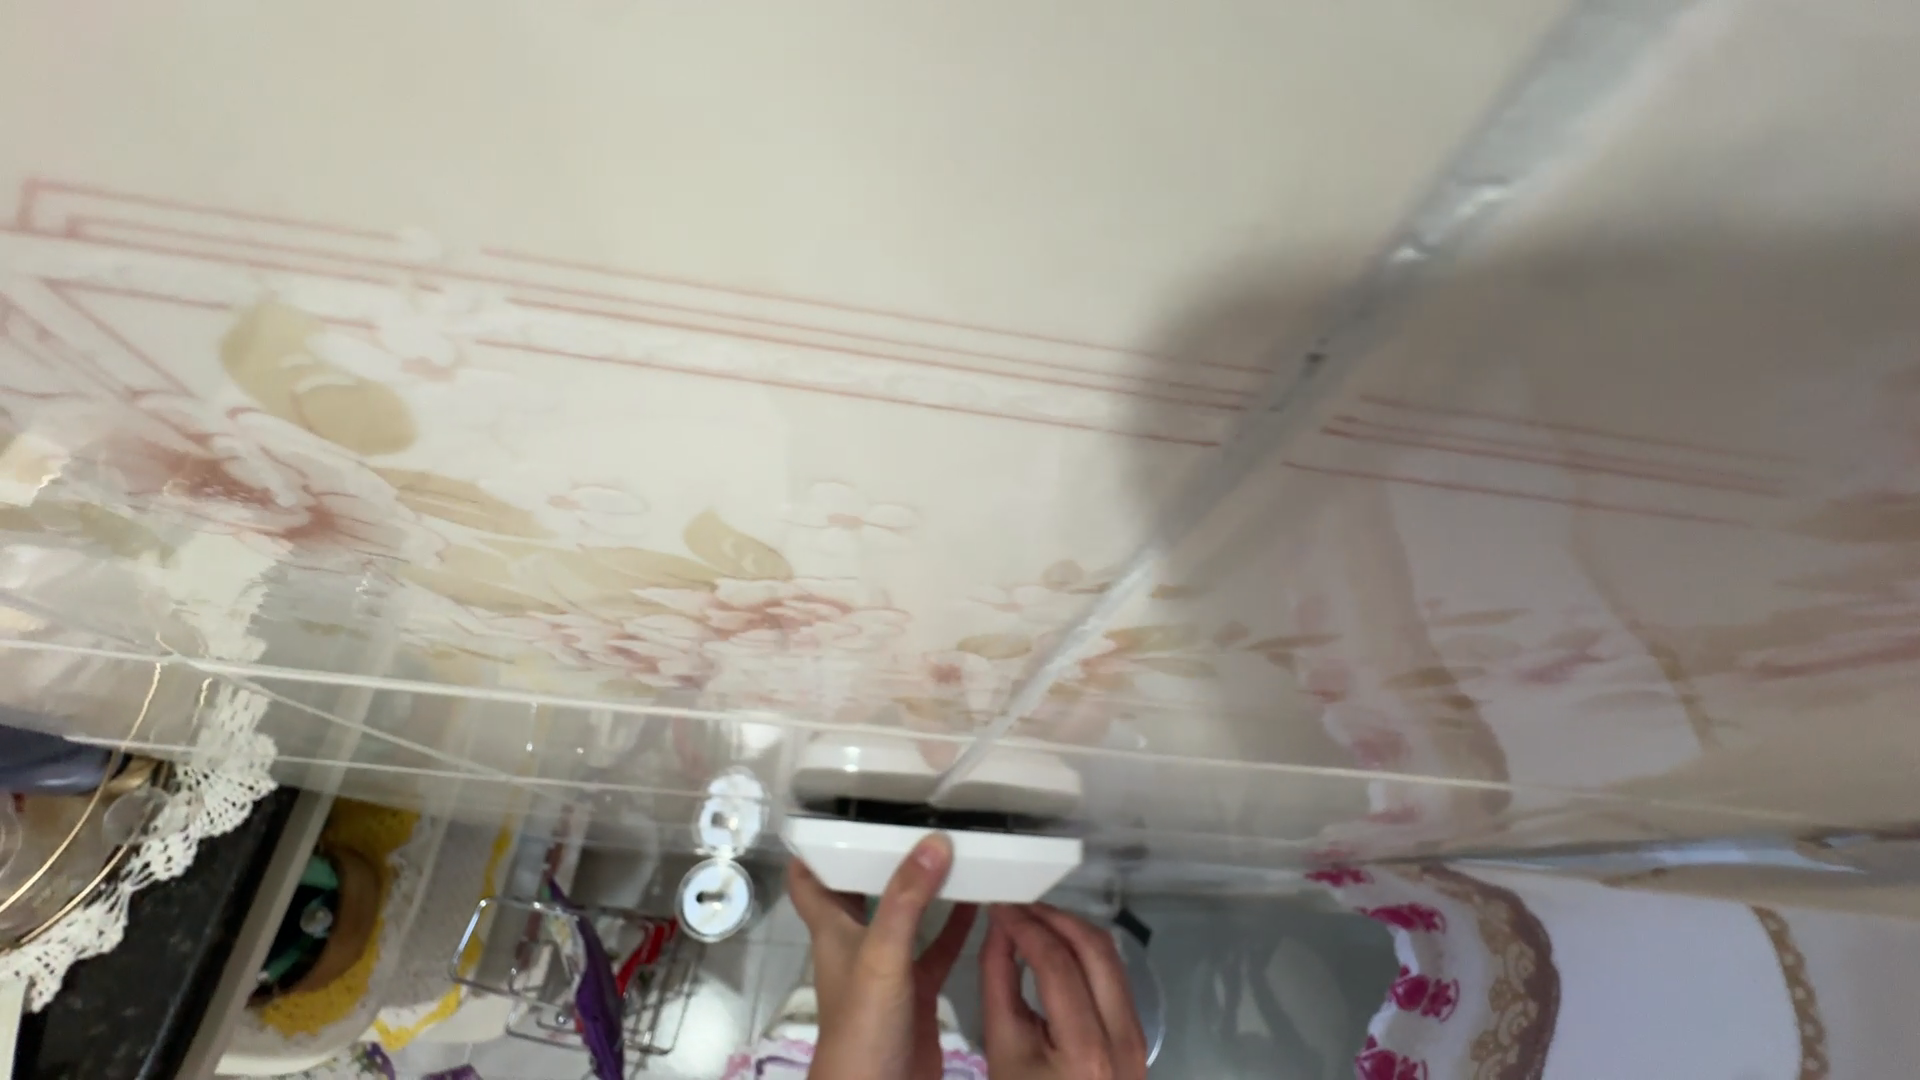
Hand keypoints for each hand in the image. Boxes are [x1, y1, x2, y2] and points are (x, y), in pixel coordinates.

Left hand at [787, 833, 977, 1079]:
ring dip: (925, 886)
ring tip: (953, 845)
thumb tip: (935, 839)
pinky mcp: (918, 989)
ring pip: (906, 913)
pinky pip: (939, 947)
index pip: (810, 877)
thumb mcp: (881, 953)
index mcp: (832, 927)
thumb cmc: (863, 1024)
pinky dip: (958, 925)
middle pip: (862, 887)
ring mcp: (889, 966)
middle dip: (882, 854)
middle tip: (910, 815)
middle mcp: (857, 940)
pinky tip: (982, 900)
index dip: (816, 845)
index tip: (838, 810)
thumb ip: (906, 898)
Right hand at [980, 905, 1148, 1079]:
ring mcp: (1137, 1035)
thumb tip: (1000, 923)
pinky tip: (1054, 944)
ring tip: (1032, 919)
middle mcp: (1123, 1038)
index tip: (1000, 905)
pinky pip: (1113, 973)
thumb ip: (997, 977)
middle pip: (1094, 947)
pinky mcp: (1137, 1032)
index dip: (1025, 925)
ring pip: (1109, 955)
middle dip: (1053, 916)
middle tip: (1018, 905)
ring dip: (1070, 927)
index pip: (1055, 962)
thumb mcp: (1000, 1046)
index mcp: (1085, 1050)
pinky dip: (1083, 949)